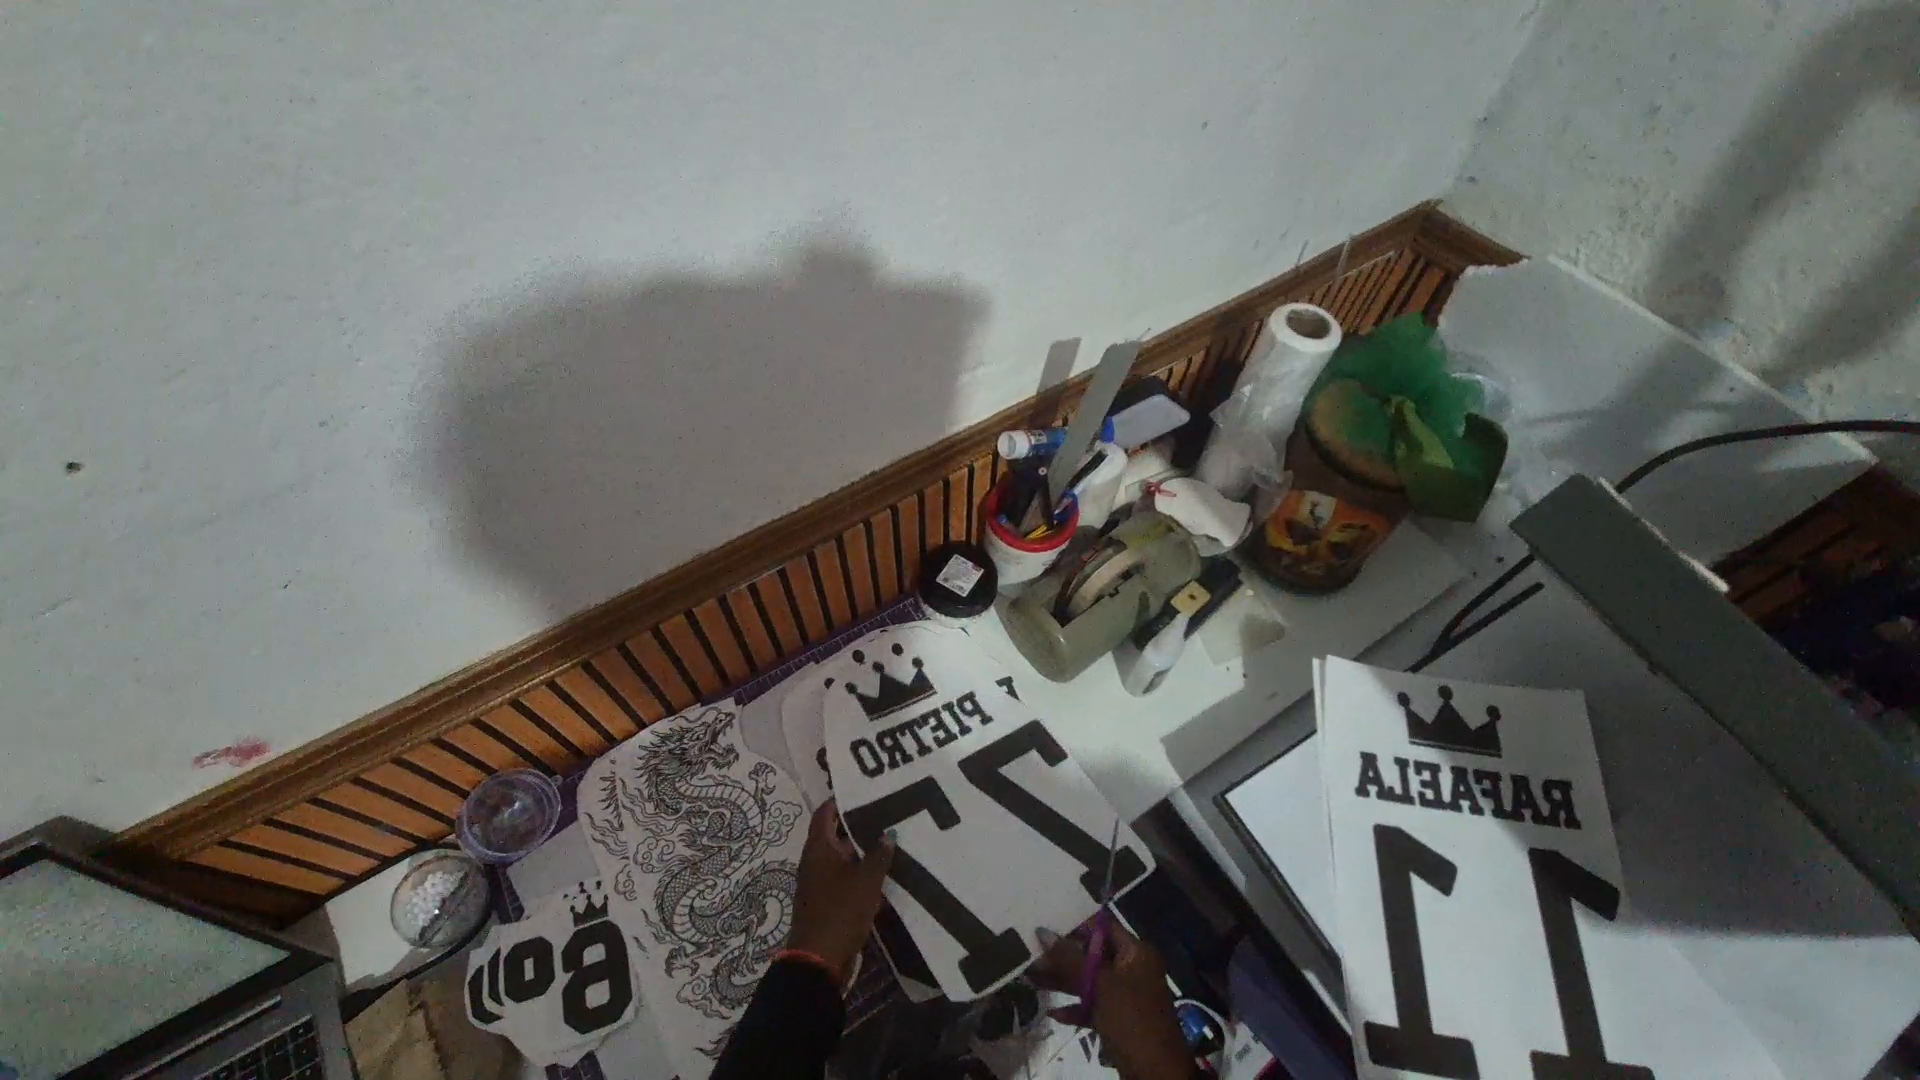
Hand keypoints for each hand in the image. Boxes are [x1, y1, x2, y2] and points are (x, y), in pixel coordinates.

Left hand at [786, 799, 894, 980]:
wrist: (819, 961)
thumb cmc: (840, 912)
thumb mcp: (866, 880)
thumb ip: (879, 854)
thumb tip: (888, 833)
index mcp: (819, 848)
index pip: (825, 813)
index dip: (842, 799)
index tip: (865, 790)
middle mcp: (816, 860)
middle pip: (835, 834)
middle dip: (859, 824)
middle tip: (888, 813)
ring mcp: (821, 882)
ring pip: (844, 858)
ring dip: (864, 851)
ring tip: (892, 840)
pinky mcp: (828, 902)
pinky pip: (846, 878)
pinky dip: (862, 874)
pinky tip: (886, 874)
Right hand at [1031, 924, 1189, 1079]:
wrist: (1158, 1077)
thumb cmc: (1132, 1020)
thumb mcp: (1101, 986)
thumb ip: (1070, 959)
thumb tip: (1042, 931)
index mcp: (1136, 953)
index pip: (1103, 927)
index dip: (1076, 923)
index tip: (1046, 920)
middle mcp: (1132, 969)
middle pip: (1092, 954)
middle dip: (1062, 955)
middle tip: (1031, 951)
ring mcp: (1125, 996)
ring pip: (1089, 981)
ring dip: (1062, 980)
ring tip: (1030, 977)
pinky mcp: (1118, 1020)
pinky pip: (1092, 1006)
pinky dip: (1075, 1007)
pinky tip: (1053, 1013)